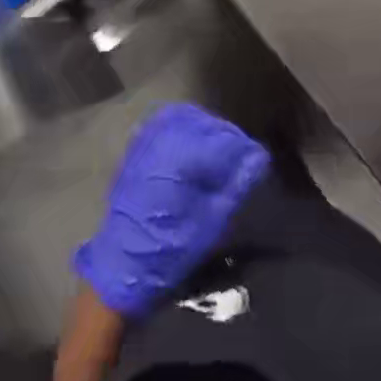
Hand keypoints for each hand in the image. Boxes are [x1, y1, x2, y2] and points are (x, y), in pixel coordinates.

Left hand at [73, 104, 269, 317]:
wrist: (124, 261)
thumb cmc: (171, 247)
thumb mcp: (212, 221)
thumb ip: (235, 186)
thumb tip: (256, 161)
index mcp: (183, 159)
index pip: (221, 138)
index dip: (241, 145)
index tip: (254, 155)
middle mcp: (162, 142)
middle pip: (201, 123)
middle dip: (223, 133)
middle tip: (238, 151)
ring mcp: (145, 142)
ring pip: (181, 118)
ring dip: (202, 128)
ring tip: (217, 147)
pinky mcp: (134, 149)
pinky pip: (162, 124)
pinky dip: (182, 127)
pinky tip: (191, 145)